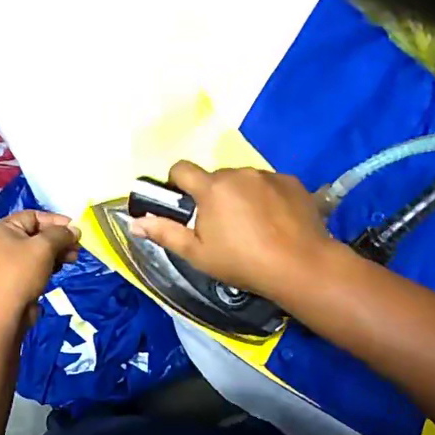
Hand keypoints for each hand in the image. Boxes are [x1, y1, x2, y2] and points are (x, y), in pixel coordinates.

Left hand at [0, 209, 80, 324]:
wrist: (6, 313)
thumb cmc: (22, 273)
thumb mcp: (44, 247)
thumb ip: (61, 234)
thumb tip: (75, 230)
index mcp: (2, 228)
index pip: (33, 216)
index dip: (56, 221)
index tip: (76, 228)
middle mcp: (2, 242)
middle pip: (36, 233)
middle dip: (59, 239)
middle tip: (78, 246)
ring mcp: (7, 261)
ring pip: (37, 250)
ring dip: (57, 252)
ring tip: (74, 258)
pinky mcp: (14, 278)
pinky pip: (34, 265)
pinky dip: (49, 264)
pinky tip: (61, 268)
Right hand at [127, 160, 343, 302]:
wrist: (299, 265)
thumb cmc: (241, 262)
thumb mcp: (197, 254)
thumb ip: (165, 233)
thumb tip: (134, 223)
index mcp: (211, 188)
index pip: (181, 169)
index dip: (175, 183)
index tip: (181, 203)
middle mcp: (239, 173)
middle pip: (215, 177)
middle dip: (212, 195)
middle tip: (219, 227)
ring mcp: (268, 175)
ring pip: (244, 180)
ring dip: (240, 196)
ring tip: (251, 227)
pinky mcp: (292, 182)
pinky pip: (270, 185)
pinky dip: (266, 198)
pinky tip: (274, 223)